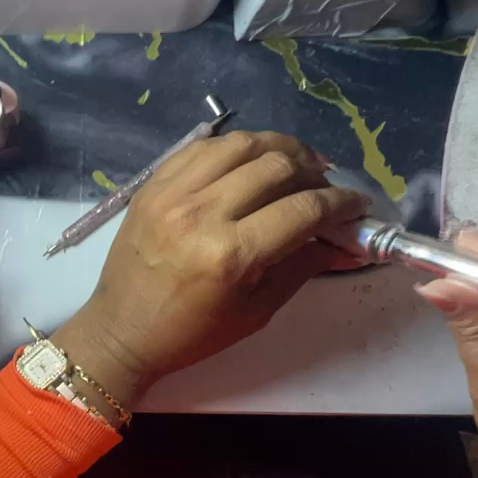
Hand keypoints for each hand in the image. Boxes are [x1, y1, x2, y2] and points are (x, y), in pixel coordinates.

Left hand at [51, 131, 368, 405]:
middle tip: (323, 188)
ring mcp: (171, 194)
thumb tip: (342, 239)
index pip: (303, 209)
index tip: (356, 205)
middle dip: (314, 172)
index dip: (342, 203)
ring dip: (278, 148)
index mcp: (230, 254)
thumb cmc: (190, 333)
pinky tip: (248, 163)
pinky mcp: (151, 185)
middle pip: (277, 164)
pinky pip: (202, 148)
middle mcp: (201, 214)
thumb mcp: (255, 312)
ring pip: (240, 144)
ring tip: (293, 166)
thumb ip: (301, 267)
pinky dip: (233, 149)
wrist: (121, 331)